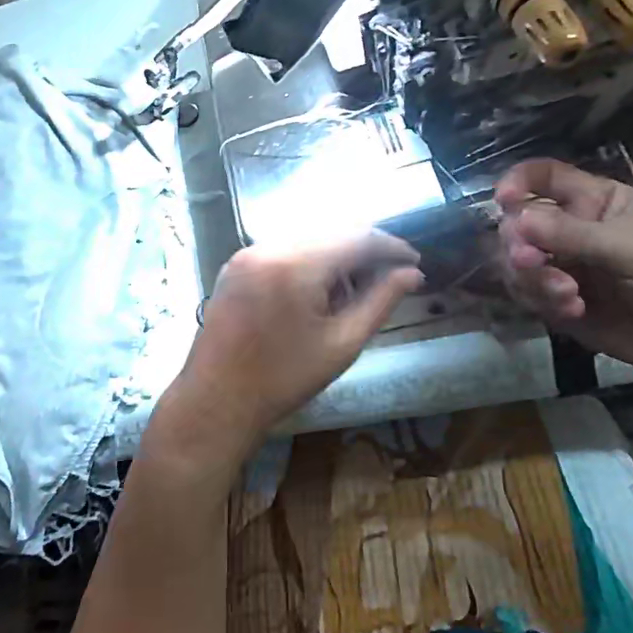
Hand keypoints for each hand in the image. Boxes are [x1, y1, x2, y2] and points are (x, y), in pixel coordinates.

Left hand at [156, 233, 423, 462]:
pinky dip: (307, 263)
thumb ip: (380, 302)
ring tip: (352, 294)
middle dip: (363, 252)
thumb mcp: (342, 343)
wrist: (217, 398)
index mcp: (295, 263)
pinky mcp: (235, 265)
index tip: (415, 262)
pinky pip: (282, 250)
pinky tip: (317, 294)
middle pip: (330, 234)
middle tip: (388, 280)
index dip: (391, 246)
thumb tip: (412, 274)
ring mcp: (246, 253)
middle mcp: (268, 247)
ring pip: (306, 240)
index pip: (356, 237)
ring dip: (335, 258)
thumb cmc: (284, 378)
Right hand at [496, 158, 632, 382]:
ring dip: (531, 277)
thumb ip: (571, 233)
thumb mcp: (631, 246)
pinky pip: (526, 293)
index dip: (518, 181)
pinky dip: (540, 300)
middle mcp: (570, 228)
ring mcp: (563, 266)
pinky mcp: (558, 301)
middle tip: (529, 261)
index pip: (543, 177)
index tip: (503, 200)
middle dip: (520, 243)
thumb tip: (515, 219)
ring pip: (516, 261)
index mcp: (593, 201)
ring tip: (565, 295)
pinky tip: (572, 310)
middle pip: (518, 222)